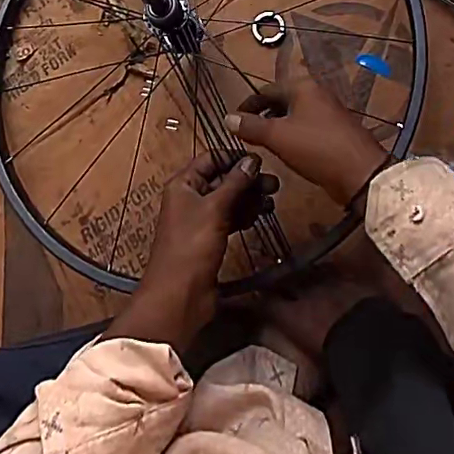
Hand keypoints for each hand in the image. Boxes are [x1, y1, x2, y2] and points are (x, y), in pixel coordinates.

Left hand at [104, 151, 273, 347]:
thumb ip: (234, 183)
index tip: (260, 160)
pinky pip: (229, 219)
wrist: (180, 295)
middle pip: (221, 179)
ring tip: (271, 201)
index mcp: (183, 183)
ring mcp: (200, 219)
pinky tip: (258, 216)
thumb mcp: (214, 209)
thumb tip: (252, 160)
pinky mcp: (209, 238)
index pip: (210, 159)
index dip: (234, 158)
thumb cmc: (191, 246)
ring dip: (248, 198)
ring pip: (227, 200)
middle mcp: (190, 197)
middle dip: (246, 180)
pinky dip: (243, 215)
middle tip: (274, 185)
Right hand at [225, 78, 385, 205]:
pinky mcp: (336, 130)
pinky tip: (287, 150)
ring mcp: (328, 112)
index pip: (265, 91)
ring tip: (263, 143)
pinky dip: (292, 135)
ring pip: (293, 115)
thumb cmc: (316, 148)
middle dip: (262, 116)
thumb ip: (250, 126)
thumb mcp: (277, 137)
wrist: (363, 175)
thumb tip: (227, 118)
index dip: (247, 105)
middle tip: (246, 133)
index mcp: (302, 87)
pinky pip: (306, 127)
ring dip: (276, 126)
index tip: (234, 121)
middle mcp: (316, 94)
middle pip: (280, 101)